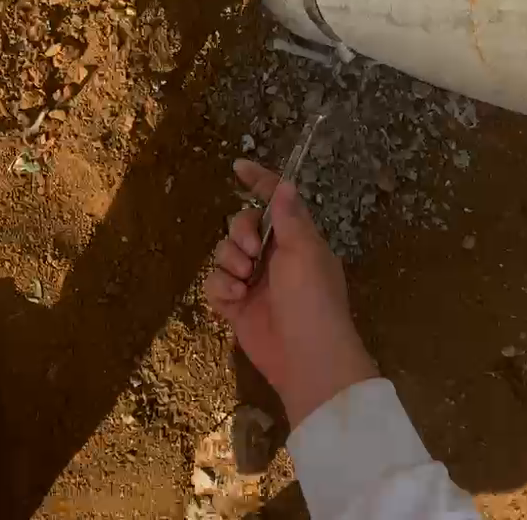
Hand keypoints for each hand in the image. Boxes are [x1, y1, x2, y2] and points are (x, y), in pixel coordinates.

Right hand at [203, 158, 377, 427]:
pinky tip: (234, 300)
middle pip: (240, 224)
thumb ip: (288, 218)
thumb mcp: (304, 253)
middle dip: (239, 233)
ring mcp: (253, 281)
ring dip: (230, 262)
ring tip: (245, 281)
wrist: (307, 359)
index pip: (275, 200)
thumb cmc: (312, 300)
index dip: (259, 181)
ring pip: (224, 253)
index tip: (238, 166)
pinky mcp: (236, 306)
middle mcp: (273, 256)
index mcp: (296, 238)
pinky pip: (215, 283)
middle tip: (252, 252)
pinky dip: (221, 289)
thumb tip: (285, 183)